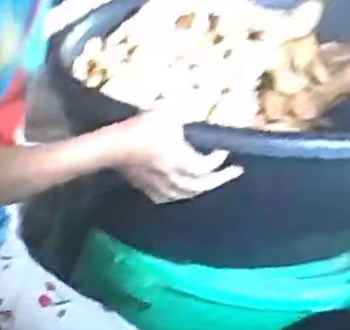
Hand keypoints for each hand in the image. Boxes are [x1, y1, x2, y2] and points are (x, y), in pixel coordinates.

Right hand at [109, 111, 244, 203]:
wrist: (114, 146)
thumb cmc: (143, 127)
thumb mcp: (172, 113)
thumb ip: (190, 118)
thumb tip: (203, 116)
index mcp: (179, 158)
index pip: (204, 167)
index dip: (217, 161)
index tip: (225, 151)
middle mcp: (170, 176)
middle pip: (198, 186)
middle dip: (218, 180)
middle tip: (234, 172)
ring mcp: (157, 184)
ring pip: (182, 194)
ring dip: (199, 190)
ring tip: (210, 184)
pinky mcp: (145, 186)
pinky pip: (166, 197)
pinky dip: (178, 196)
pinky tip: (180, 193)